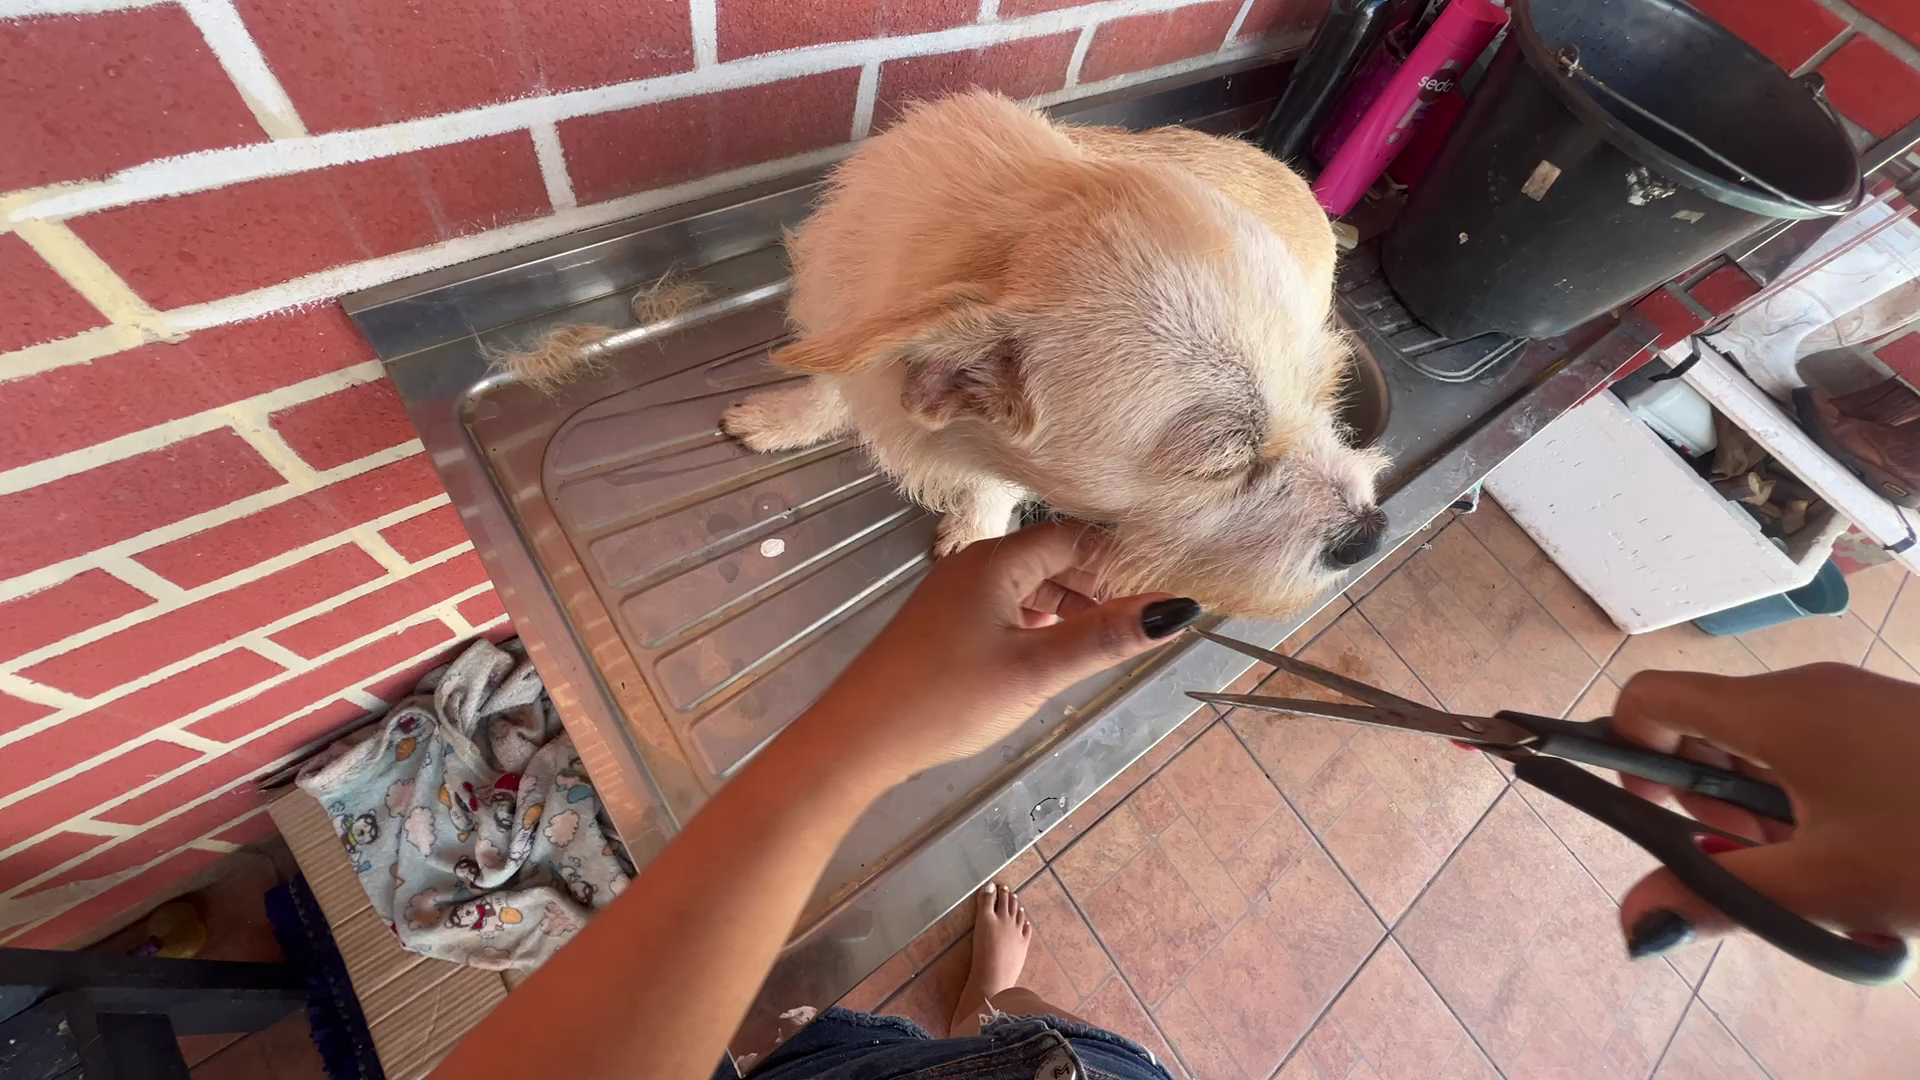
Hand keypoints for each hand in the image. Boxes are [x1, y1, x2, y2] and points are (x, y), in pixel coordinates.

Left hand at [799, 522, 1200, 790]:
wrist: (859, 736)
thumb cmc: (948, 698)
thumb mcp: (1034, 669)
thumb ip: (1103, 637)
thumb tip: (1175, 609)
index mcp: (996, 560)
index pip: (1072, 538)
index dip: (1117, 558)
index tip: (1158, 585)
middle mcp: (973, 563)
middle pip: (1050, 559)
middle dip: (1094, 586)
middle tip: (1134, 624)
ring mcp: (954, 592)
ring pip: (1027, 586)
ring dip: (1065, 608)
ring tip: (1098, 643)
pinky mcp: (943, 620)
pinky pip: (1003, 607)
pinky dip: (1033, 623)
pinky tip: (1046, 652)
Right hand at [1609, 663, 1919, 956]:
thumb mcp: (1837, 886)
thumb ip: (1721, 896)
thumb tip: (1630, 928)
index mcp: (1773, 709)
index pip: (1648, 698)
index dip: (1628, 746)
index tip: (1661, 808)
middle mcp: (1806, 687)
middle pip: (1703, 719)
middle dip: (1702, 787)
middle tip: (1750, 851)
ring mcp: (1862, 697)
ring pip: (1761, 733)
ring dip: (1756, 792)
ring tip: (1815, 857)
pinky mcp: (1905, 716)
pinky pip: (1817, 737)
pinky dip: (1808, 785)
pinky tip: (1865, 842)